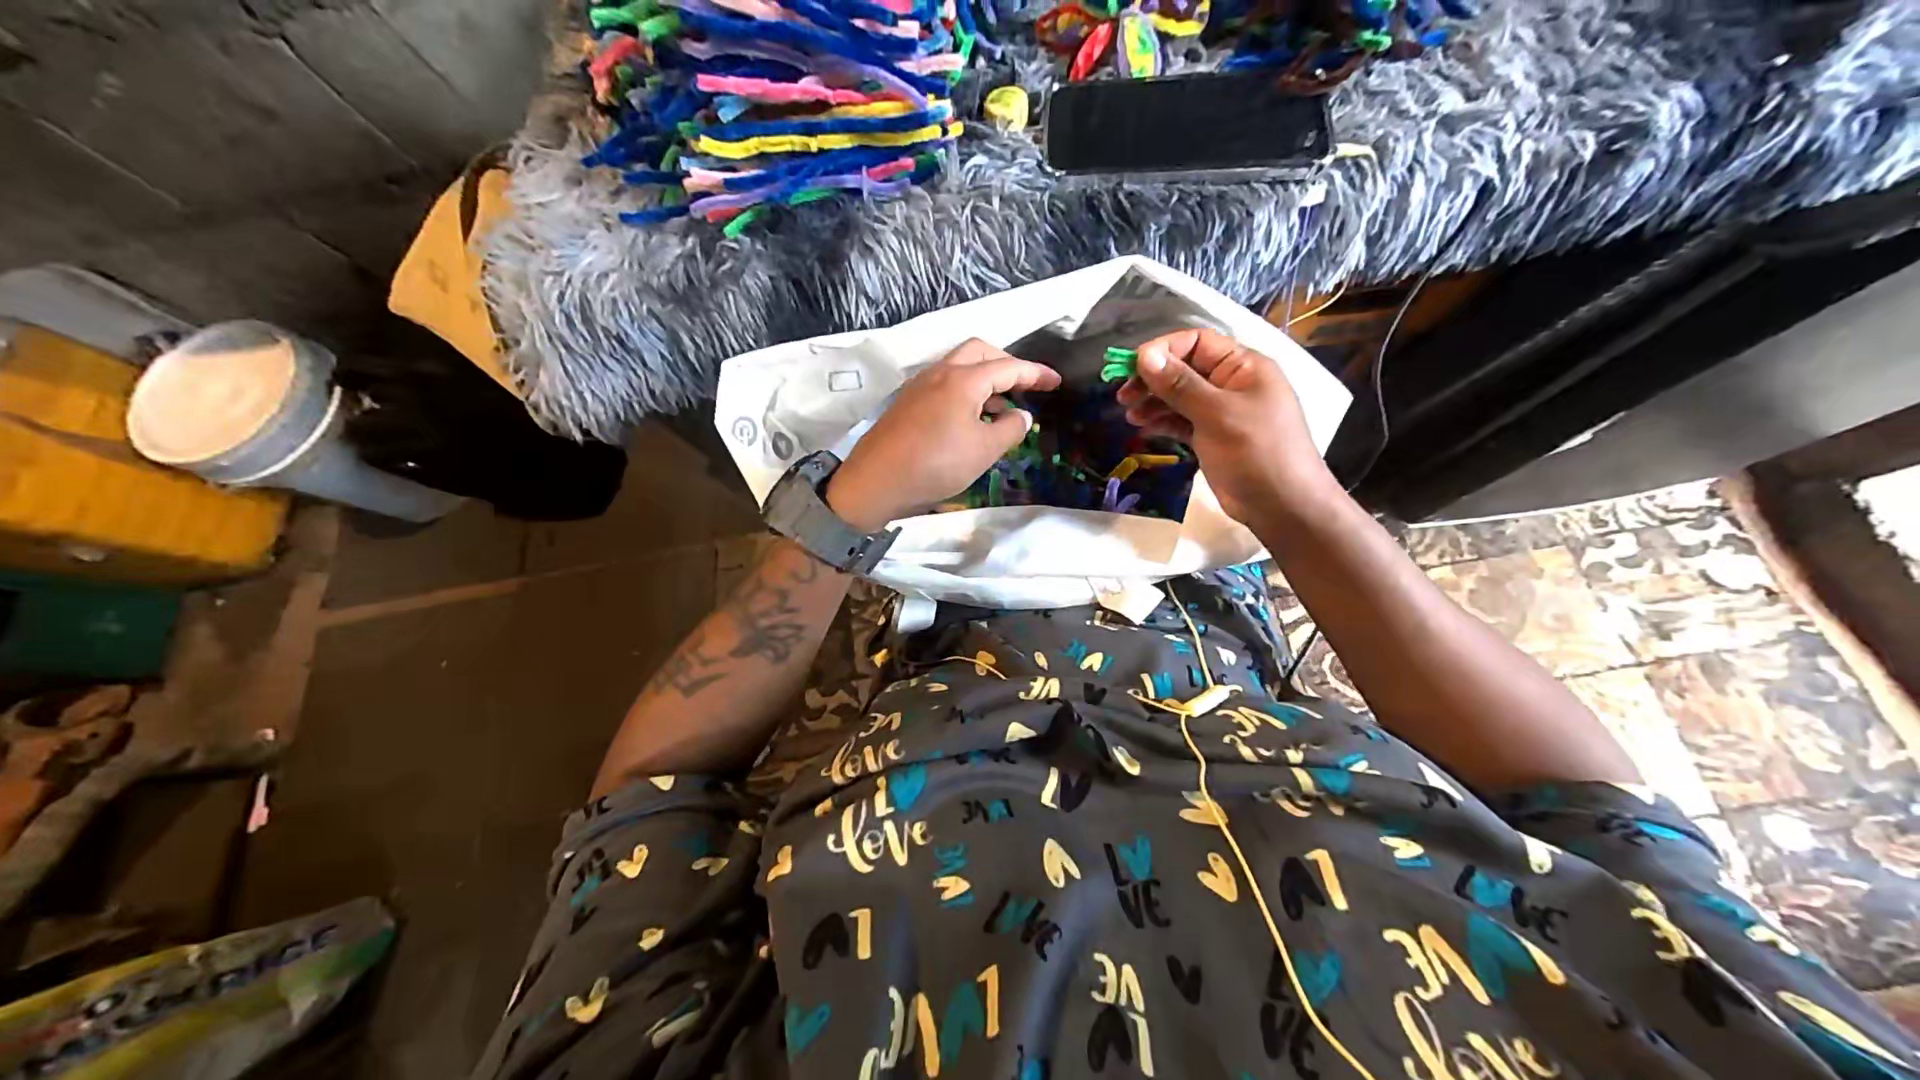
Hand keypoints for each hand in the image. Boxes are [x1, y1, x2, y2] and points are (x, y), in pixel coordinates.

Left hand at [827, 339, 1060, 530]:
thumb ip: (1010, 429)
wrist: (874, 483)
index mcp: (963, 379)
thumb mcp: (983, 451)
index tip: (1056, 382)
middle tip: (1025, 386)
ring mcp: (919, 386)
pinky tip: (970, 420)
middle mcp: (939, 372)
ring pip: (959, 367)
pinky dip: (965, 392)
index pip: (1008, 367)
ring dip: (984, 379)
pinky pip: (944, 384)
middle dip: (1006, 364)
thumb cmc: (934, 465)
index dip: (1036, 373)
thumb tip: (1022, 415)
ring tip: (1001, 408)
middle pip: (979, 352)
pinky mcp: (907, 403)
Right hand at [1116, 328, 1337, 524]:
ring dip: (1153, 402)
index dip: (1163, 350)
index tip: (1132, 367)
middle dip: (1152, 379)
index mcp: (1243, 366)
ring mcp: (1221, 411)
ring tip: (1130, 416)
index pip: (1197, 342)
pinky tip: (1144, 428)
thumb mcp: (1217, 414)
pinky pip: (1182, 421)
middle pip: (1184, 369)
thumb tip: (1145, 356)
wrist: (1283, 505)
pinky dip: (1162, 422)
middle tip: (1123, 396)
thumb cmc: (1257, 452)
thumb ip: (1180, 385)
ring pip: (1179, 397)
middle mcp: (1231, 384)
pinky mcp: (1212, 437)